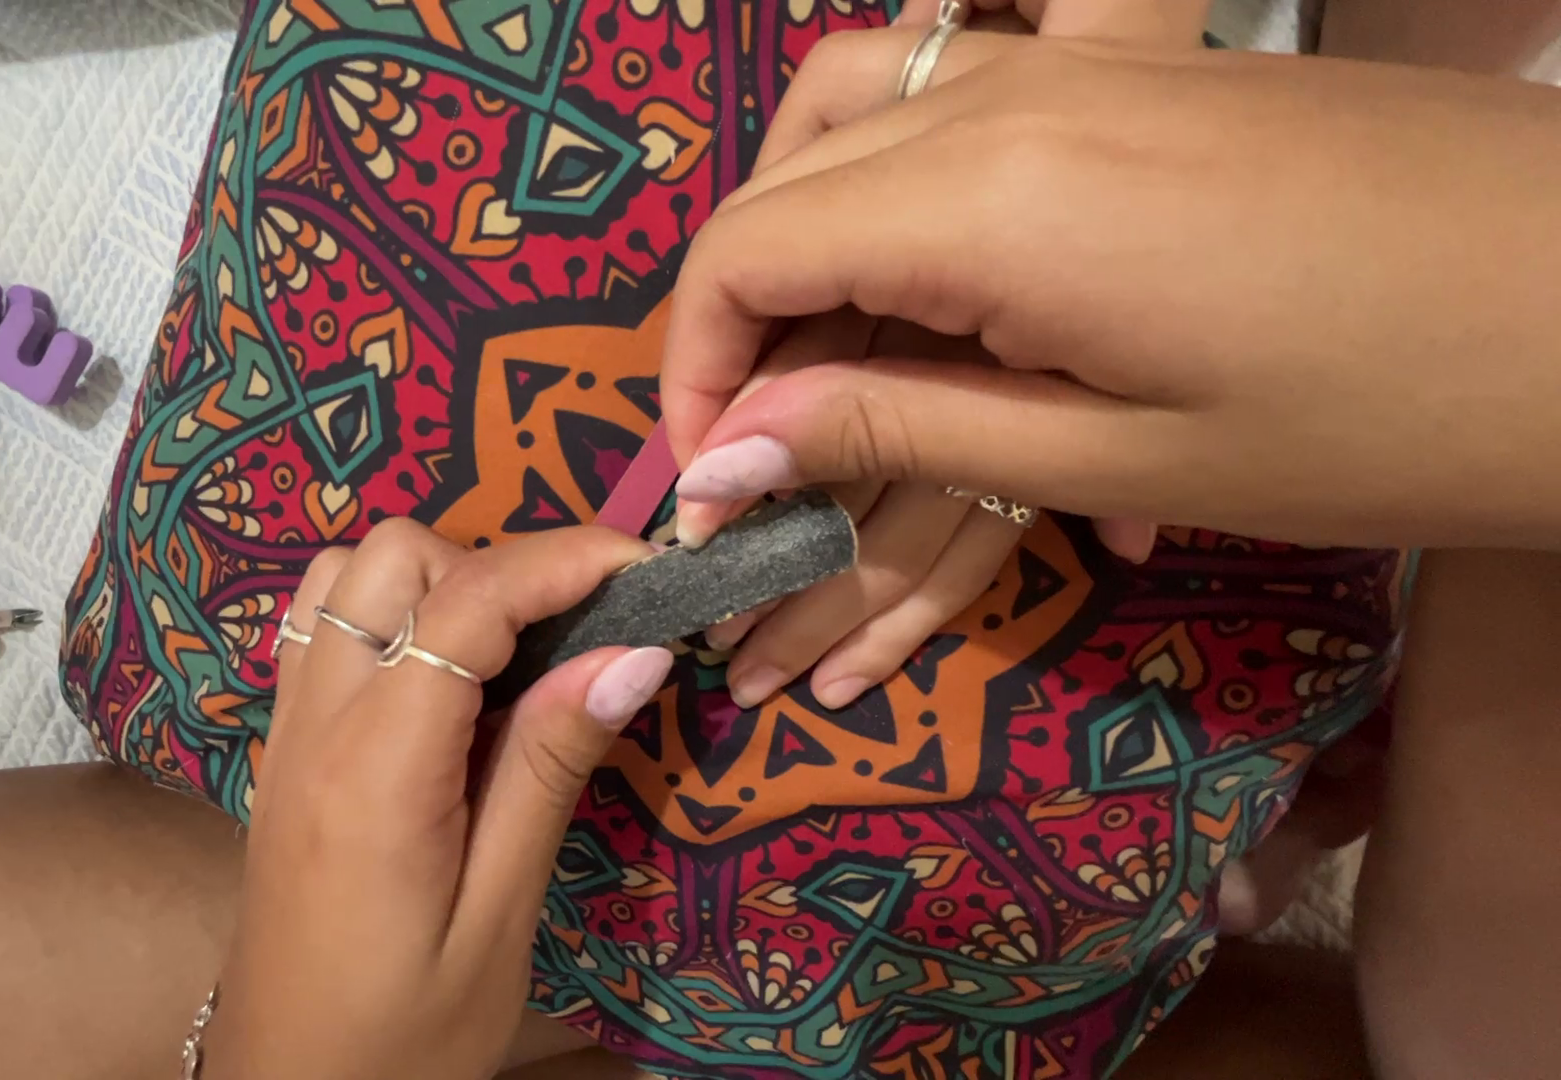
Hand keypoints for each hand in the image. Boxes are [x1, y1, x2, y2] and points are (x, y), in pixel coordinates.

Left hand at [204, 521, 672, 1079]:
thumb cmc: (406, 1035)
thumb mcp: (502, 911)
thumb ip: (552, 763)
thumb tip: (634, 652)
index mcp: (375, 767)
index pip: (468, 606)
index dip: (564, 561)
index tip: (642, 566)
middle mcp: (316, 719)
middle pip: (395, 557)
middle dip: (498, 569)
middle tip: (567, 633)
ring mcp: (289, 722)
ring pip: (350, 573)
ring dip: (440, 580)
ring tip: (505, 650)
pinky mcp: (286, 737)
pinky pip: (326, 619)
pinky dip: (394, 606)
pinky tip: (441, 667)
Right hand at [692, 6, 1202, 708]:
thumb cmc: (1372, 416)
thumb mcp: (1091, 459)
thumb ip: (881, 431)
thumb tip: (721, 458)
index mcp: (982, 196)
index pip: (740, 256)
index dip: (693, 371)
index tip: (709, 474)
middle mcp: (994, 90)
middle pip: (767, 191)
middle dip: (722, 328)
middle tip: (747, 441)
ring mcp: (1055, 58)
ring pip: (828, 116)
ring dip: (778, 235)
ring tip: (800, 344)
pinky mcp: (1105, 66)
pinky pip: (920, 89)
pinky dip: (857, 178)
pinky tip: (889, 253)